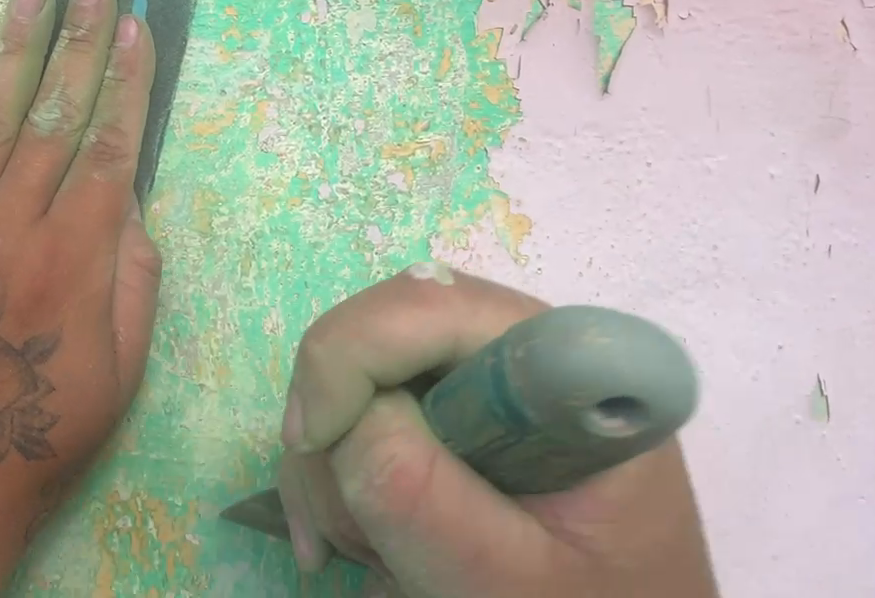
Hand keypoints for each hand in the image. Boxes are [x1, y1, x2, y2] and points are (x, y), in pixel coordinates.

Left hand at [0, 0, 162, 596]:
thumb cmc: (41, 429)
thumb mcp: (121, 371)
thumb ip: (135, 279)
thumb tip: (129, 204)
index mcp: (76, 259)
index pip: (109, 148)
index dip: (125, 84)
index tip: (134, 30)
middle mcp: (15, 225)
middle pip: (54, 116)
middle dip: (79, 43)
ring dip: (17, 50)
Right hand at [276, 265, 716, 597]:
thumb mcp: (504, 580)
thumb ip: (418, 491)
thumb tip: (339, 415)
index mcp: (562, 368)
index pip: (429, 305)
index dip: (351, 355)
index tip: (312, 443)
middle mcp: (517, 345)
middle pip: (379, 331)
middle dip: (335, 422)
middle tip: (339, 531)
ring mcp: (478, 371)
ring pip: (354, 367)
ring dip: (329, 462)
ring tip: (364, 555)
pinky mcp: (448, 399)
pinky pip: (356, 403)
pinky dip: (330, 468)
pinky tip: (349, 539)